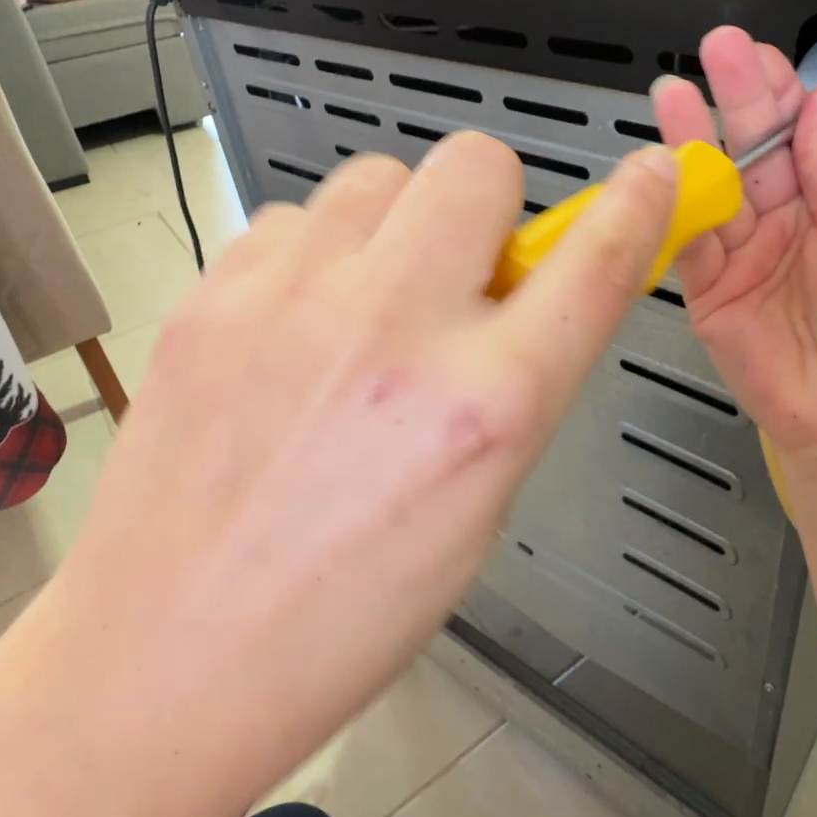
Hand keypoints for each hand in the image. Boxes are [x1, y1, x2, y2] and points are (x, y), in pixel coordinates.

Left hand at [12, 133, 680, 816]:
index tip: (650, 174)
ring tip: (371, 299)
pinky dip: (316, 253)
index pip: (594, 264)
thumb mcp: (480, 508)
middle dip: (490, 202)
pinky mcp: (214, 295)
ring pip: (379, 175)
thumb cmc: (338, 612)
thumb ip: (516, 386)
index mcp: (483, 407)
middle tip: (465, 265)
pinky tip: (301, 320)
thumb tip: (526, 298)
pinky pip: (293, 217)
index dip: (636, 206)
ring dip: (398, 223)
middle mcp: (391, 330)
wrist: (166, 653)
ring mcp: (291, 300)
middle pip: (476, 164)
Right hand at [652, 27, 816, 466]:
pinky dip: (673, 205)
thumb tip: (816, 106)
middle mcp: (784, 225)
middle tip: (714, 53)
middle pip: (750, 151)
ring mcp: (743, 257)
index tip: (756, 54)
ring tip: (674, 93)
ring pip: (712, 187)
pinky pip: (686, 240)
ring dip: (693, 141)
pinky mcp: (707, 292)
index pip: (797, 136)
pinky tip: (663, 164)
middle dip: (733, 100)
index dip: (777, 93)